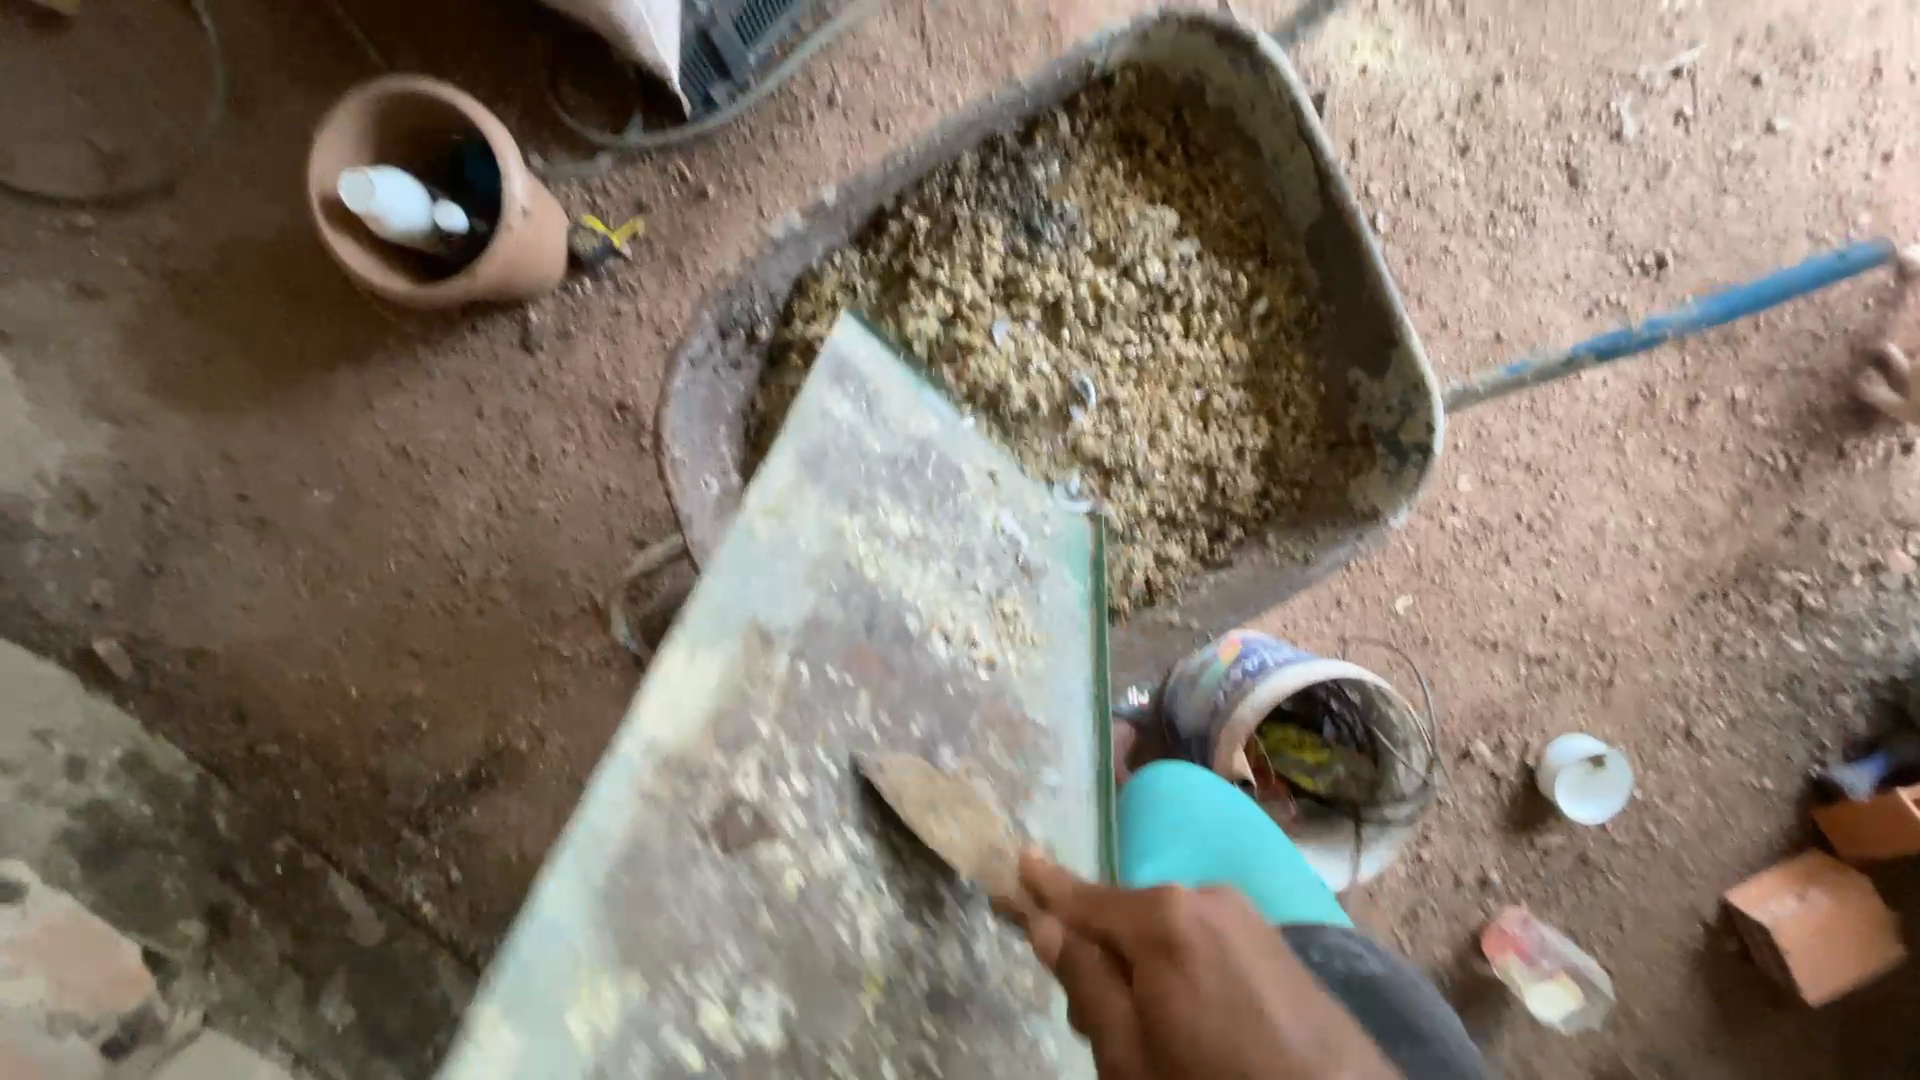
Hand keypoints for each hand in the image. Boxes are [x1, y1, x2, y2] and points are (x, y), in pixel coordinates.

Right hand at [1016, 853, 1401, 1079]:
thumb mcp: (1132, 1058)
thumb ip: (1086, 982)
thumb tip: (1043, 923)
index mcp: (1162, 918)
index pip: (1082, 897)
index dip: (1044, 887)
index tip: (1016, 860)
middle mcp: (1203, 896)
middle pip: (1125, 916)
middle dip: (1101, 954)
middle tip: (1092, 1019)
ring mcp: (1246, 914)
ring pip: (1167, 929)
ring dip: (1144, 965)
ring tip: (1154, 1034)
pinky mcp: (1276, 939)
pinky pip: (1206, 939)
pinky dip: (1184, 966)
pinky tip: (1199, 1021)